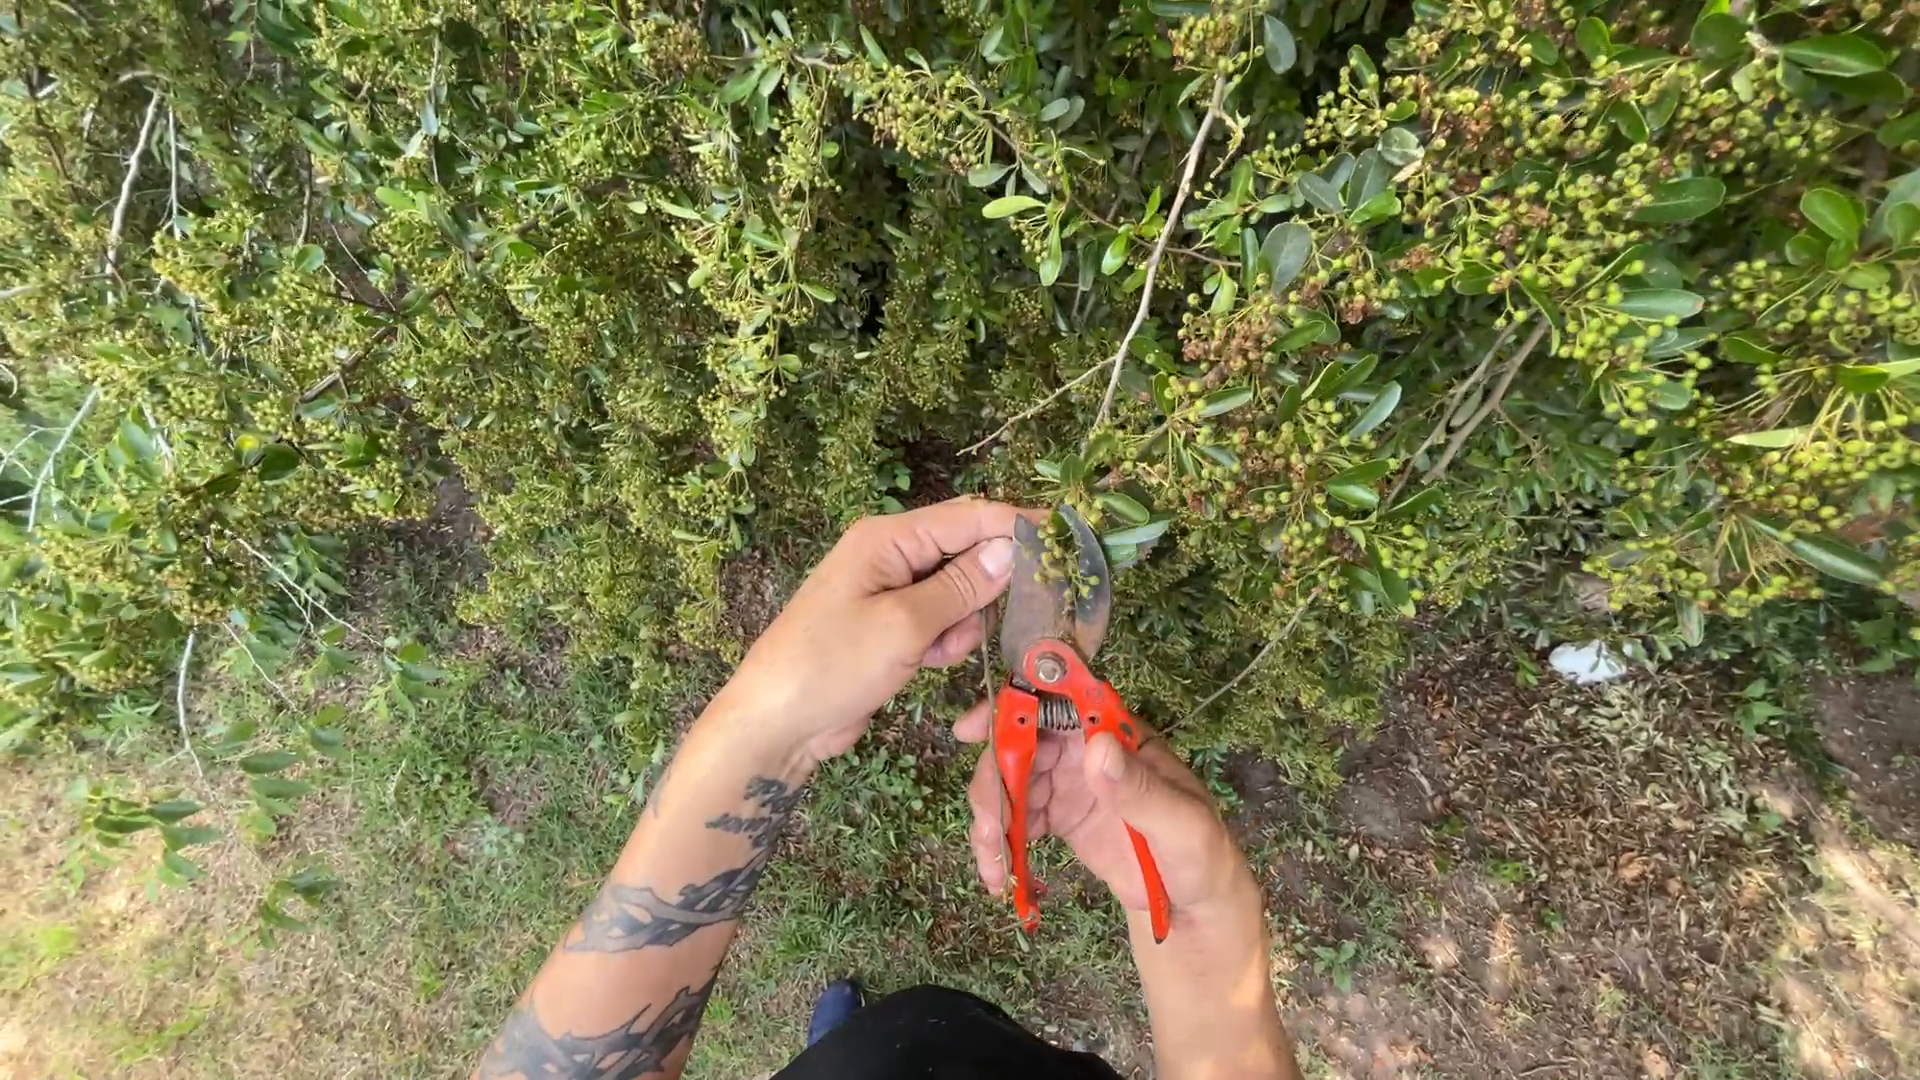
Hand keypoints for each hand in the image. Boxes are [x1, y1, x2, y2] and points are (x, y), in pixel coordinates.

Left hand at [720, 498, 1025, 766]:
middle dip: (986, 584)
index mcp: (887, 539)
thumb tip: (1011, 550)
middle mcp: (890, 555)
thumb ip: (961, 587)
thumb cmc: (833, 664)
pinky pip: (939, 620)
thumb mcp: (904, 625)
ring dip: (962, 622)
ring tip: (936, 651)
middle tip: (1007, 613)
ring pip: (958, 592)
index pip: (966, 518)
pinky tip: (925, 663)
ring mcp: (890, 591)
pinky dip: (944, 639)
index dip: (1014, 525)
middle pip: (964, 552)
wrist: (778, 723)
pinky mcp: (892, 625)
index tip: (1062, 537)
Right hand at [954, 702, 1253, 922]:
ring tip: (993, 864)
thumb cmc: (1202, 858)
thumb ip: (1141, 789)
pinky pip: (1013, 818)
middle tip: (989, 826)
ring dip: (990, 816)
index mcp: (1116, 735)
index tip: (972, 729)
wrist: (1195, 909)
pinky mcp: (1056, 816)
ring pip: (1008, 780)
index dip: (1013, 707)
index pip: (1058, 702)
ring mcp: (1068, 782)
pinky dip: (997, 843)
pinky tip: (998, 875)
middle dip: (993, 779)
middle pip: (1019, 742)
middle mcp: (1085, 749)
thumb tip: (1095, 748)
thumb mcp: (1184, 825)